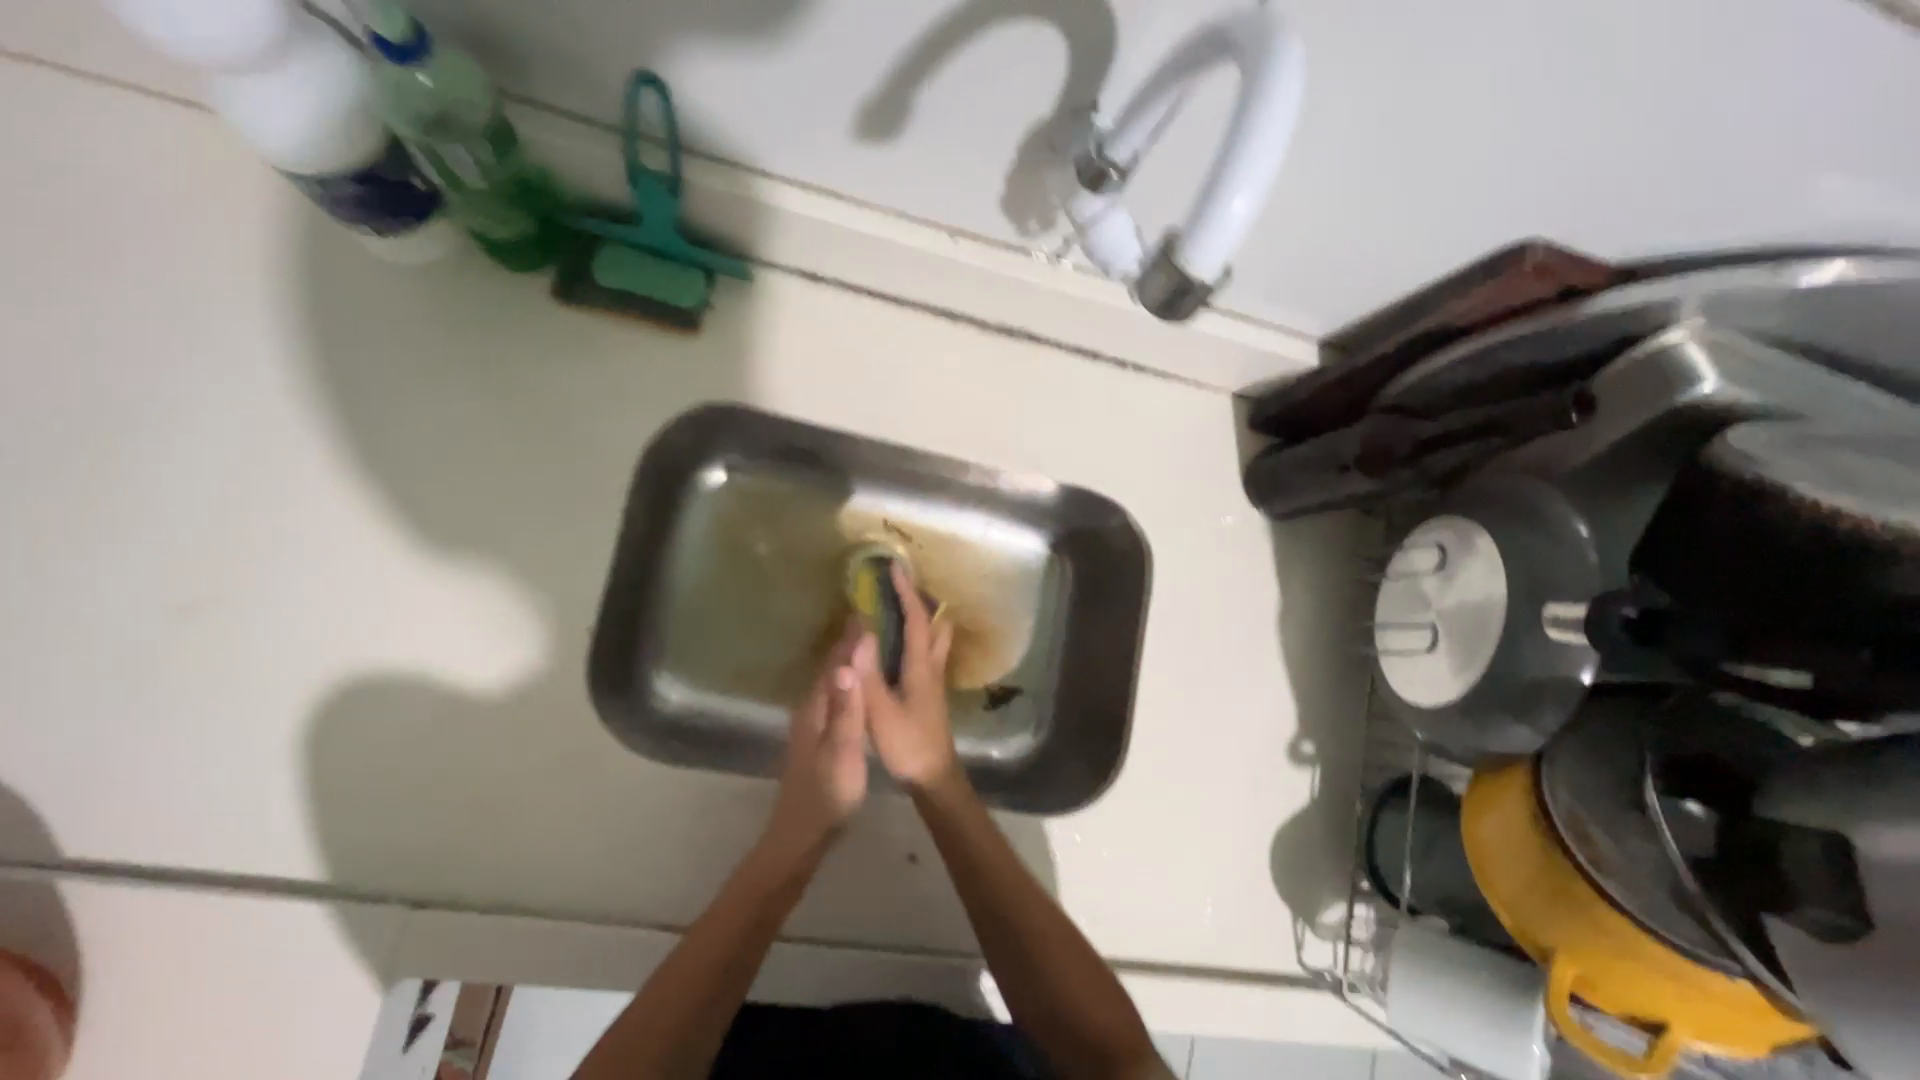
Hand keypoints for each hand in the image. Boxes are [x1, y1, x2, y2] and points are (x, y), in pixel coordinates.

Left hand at [766, 620, 867, 853]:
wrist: (804, 833)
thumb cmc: (827, 792)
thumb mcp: (842, 750)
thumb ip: (845, 708)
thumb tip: (847, 663)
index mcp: (816, 707)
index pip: (835, 661)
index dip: (852, 637)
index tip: (870, 609)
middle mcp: (812, 709)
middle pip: (832, 667)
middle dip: (852, 644)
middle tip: (878, 619)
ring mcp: (815, 724)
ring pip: (834, 682)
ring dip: (851, 662)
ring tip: (876, 644)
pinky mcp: (822, 737)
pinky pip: (838, 697)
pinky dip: (852, 683)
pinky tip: (865, 687)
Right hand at [856, 561, 958, 790]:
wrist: (934, 778)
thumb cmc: (907, 745)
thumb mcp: (880, 712)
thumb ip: (868, 674)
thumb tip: (859, 632)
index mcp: (921, 667)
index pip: (916, 619)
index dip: (905, 592)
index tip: (894, 567)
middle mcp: (932, 667)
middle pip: (933, 623)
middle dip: (918, 600)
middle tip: (897, 585)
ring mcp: (933, 681)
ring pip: (934, 639)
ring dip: (921, 618)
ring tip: (896, 609)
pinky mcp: (929, 694)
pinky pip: (925, 653)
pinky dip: (914, 638)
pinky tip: (895, 647)